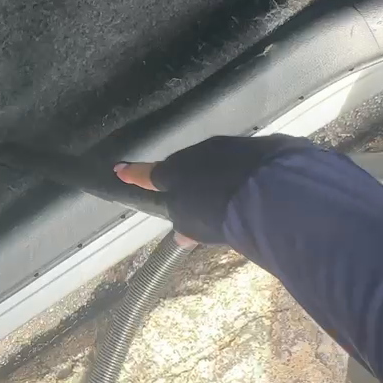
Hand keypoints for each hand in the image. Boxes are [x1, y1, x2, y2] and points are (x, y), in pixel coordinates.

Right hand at [113, 134, 317, 243]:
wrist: (263, 191)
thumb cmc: (215, 211)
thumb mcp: (193, 226)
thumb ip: (186, 227)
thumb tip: (182, 235)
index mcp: (172, 173)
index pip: (148, 175)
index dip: (134, 174)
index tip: (119, 169)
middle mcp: (195, 154)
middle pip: (187, 166)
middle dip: (190, 178)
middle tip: (201, 198)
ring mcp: (227, 146)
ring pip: (218, 161)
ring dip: (221, 175)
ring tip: (235, 197)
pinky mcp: (256, 146)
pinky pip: (246, 161)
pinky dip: (247, 173)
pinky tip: (258, 189)